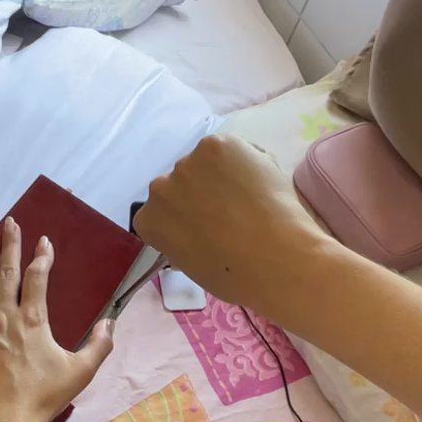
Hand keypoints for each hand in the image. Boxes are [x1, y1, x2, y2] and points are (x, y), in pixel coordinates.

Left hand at [0, 217, 114, 421]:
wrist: (5, 420)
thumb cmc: (43, 397)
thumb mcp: (81, 372)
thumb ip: (99, 345)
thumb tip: (110, 322)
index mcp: (33, 320)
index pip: (38, 279)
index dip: (42, 257)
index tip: (44, 241)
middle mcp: (4, 316)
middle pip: (7, 273)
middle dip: (9, 245)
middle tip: (10, 222)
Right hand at [134, 134, 328, 311]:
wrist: (271, 258)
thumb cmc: (233, 276)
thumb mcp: (192, 265)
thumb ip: (183, 238)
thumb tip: (197, 228)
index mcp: (149, 220)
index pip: (161, 211)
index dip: (186, 216)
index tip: (206, 226)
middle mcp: (159, 188)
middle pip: (181, 184)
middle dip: (201, 193)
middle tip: (230, 212)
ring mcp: (186, 163)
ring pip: (204, 164)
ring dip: (221, 175)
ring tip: (250, 197)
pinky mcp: (214, 145)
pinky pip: (229, 149)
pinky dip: (244, 160)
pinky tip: (258, 183)